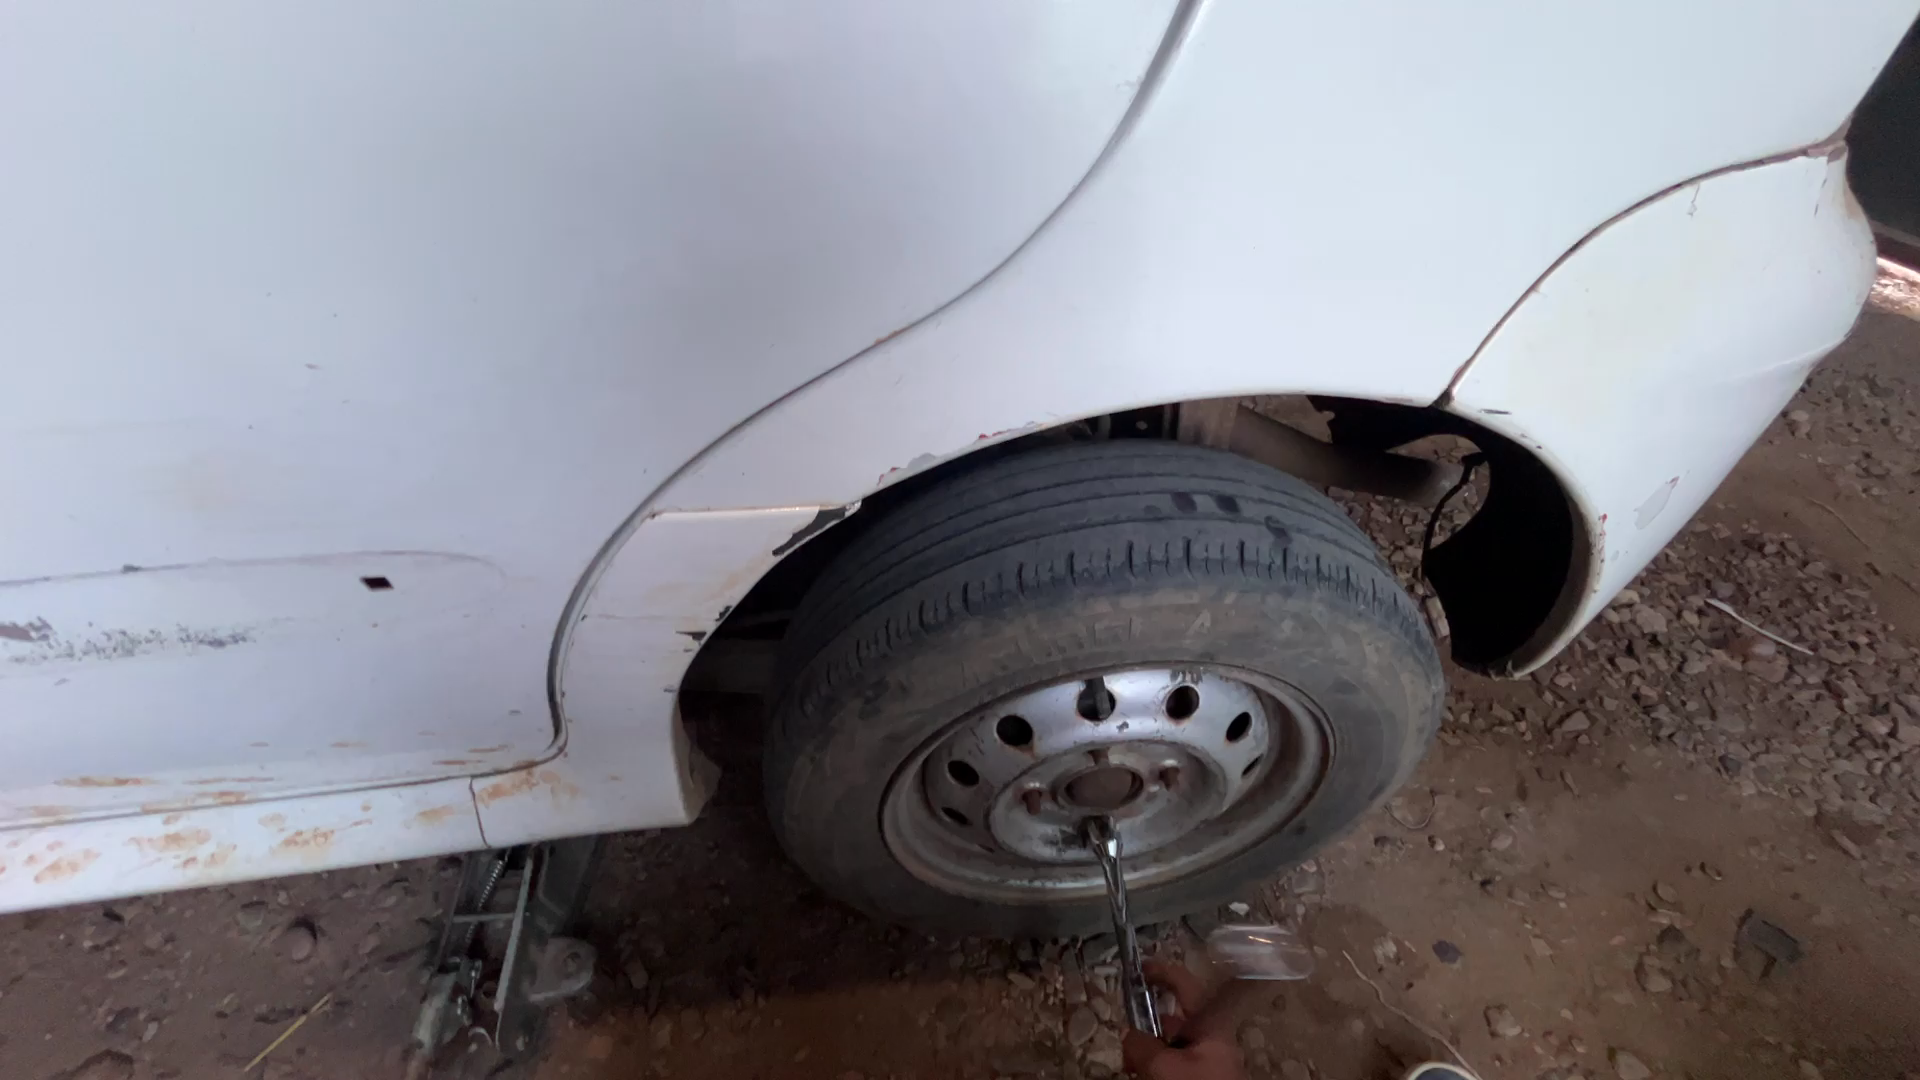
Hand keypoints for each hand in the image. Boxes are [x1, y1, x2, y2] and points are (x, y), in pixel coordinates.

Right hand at [1120, 960, 1248, 1079]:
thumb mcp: (1163, 1067)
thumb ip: (1141, 1044)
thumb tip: (1130, 1036)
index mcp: (1211, 1026)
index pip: (1187, 985)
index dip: (1164, 971)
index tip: (1138, 968)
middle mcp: (1213, 1040)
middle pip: (1176, 1021)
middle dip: (1149, 1026)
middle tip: (1128, 1043)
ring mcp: (1210, 1065)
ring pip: (1173, 1047)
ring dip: (1150, 1052)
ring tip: (1132, 1067)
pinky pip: (1177, 1067)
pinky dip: (1158, 1069)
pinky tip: (1143, 1075)